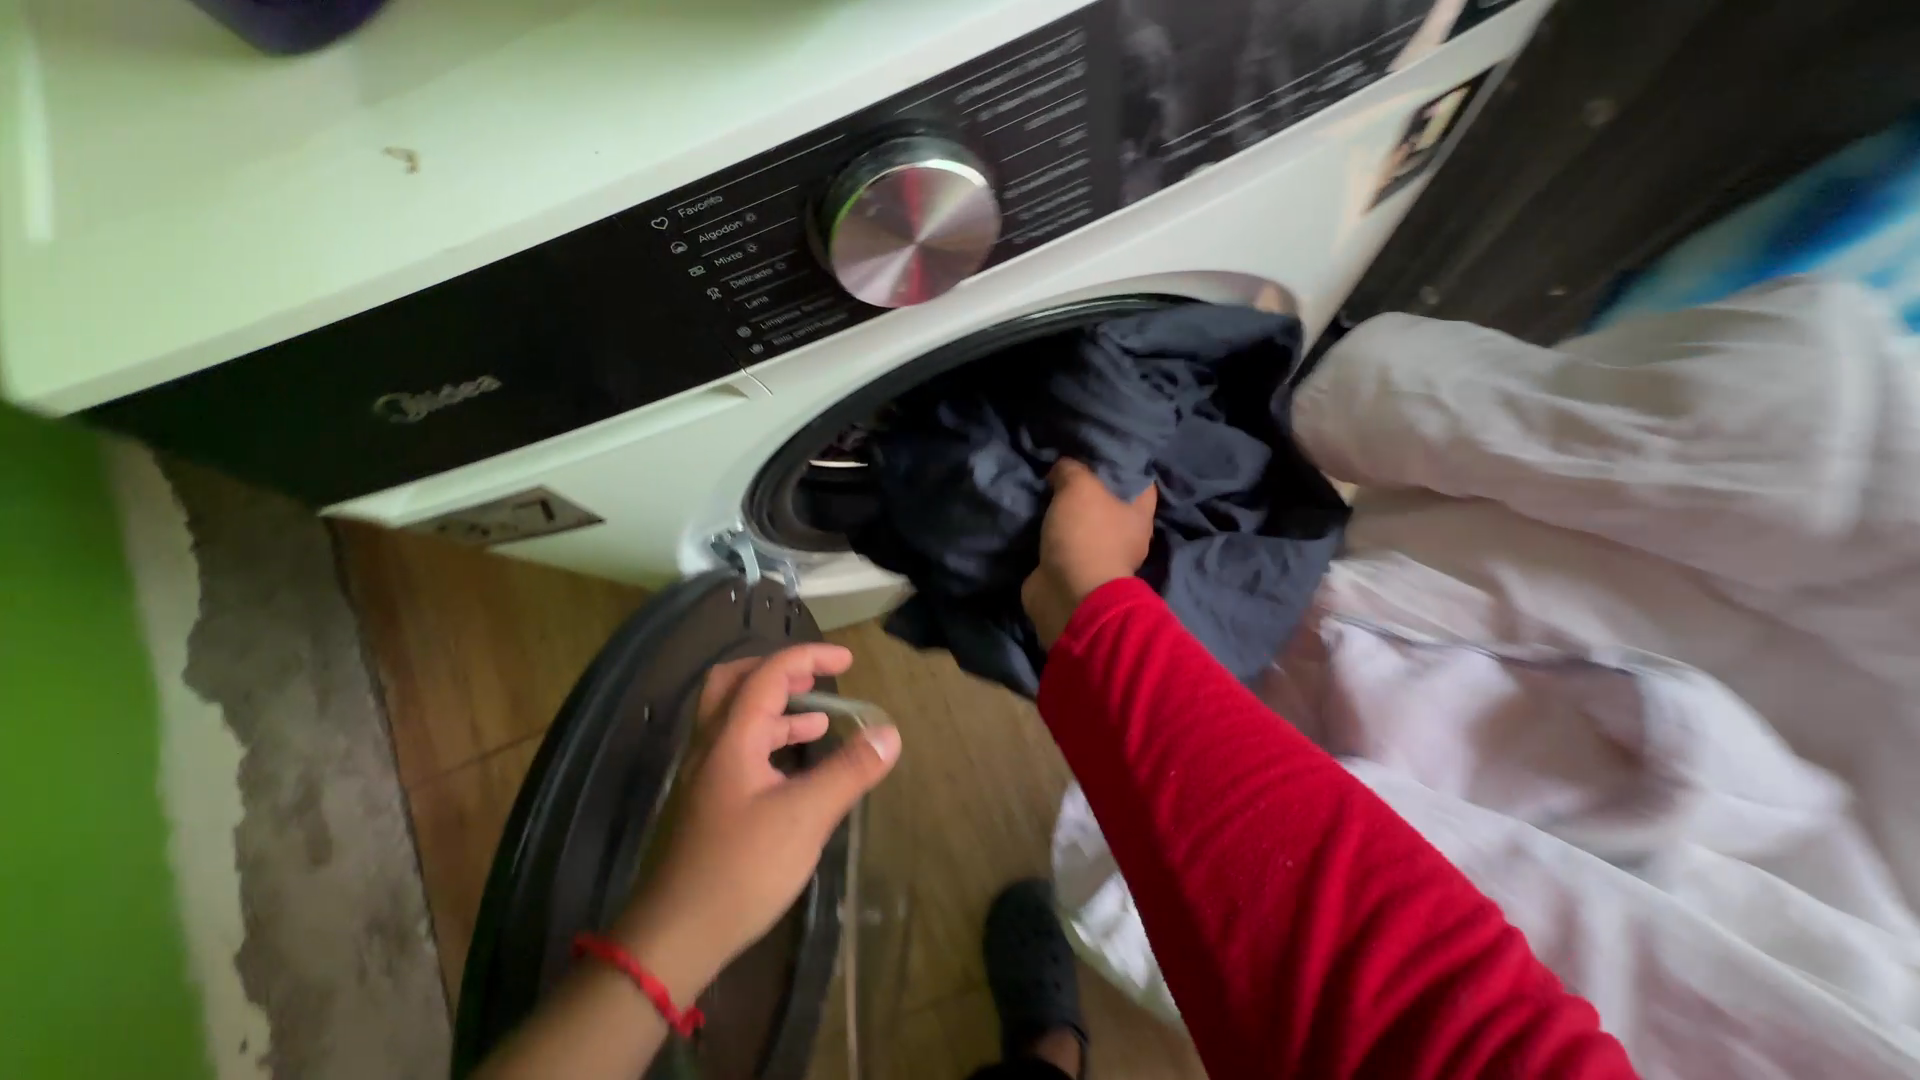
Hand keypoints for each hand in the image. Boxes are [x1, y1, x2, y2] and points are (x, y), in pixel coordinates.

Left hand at [611, 644, 901, 999]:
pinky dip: (768, 742)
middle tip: (816, 677)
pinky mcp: (705, 806)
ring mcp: (703, 778)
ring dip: (775, 709)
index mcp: (731, 739)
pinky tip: (793, 770)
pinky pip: (737, 752)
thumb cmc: (741, 869)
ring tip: (818, 721)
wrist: (675, 935)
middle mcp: (710, 748)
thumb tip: (889, 733)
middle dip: (778, 672)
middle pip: (734, 684)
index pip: (767, 675)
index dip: (807, 658)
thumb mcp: (805, 818)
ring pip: (734, 720)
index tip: (847, 659)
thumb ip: (848, 772)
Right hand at [1022, 458, 1157, 648]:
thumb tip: (1062, 469)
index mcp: (1139, 515)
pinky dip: (1051, 533)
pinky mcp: (1074, 571)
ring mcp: (1100, 557)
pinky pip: (1063, 543)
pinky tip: (1036, 516)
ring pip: (1084, 524)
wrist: (1067, 595)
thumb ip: (1071, 468)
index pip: (1140, 481)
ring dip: (1067, 512)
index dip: (1123, 463)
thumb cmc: (1086, 535)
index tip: (1099, 450)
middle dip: (1089, 487)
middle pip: (1109, 502)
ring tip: (1046, 488)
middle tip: (1065, 466)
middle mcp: (1126, 536)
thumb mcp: (1079, 486)